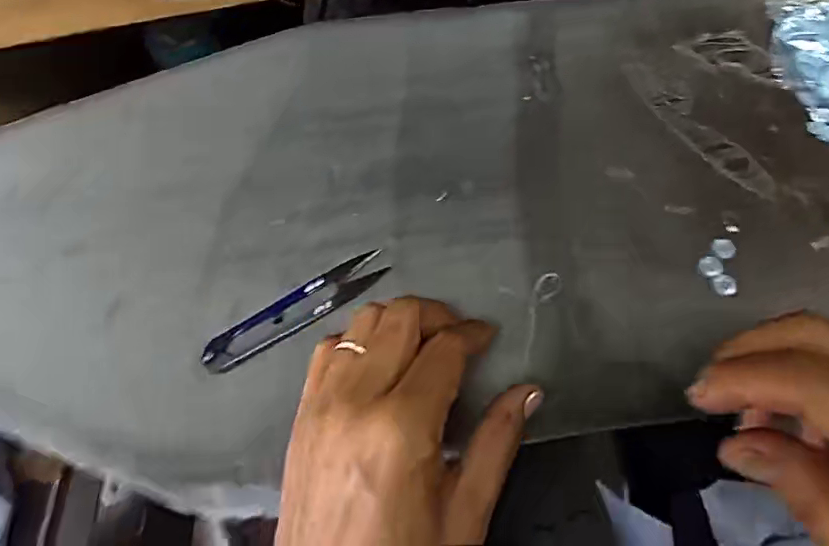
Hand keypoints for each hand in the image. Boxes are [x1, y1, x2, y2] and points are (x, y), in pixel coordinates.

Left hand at [277, 297, 539, 545]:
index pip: (445, 345)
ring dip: (399, 324)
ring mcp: (320, 408)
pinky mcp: (299, 419)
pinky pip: (328, 349)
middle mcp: (355, 403)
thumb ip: (498, 441)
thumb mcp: (464, 513)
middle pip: (401, 316)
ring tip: (422, 351)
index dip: (474, 334)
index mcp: (400, 426)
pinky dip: (359, 343)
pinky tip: (380, 367)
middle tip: (459, 342)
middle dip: (439, 317)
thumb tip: (530, 390)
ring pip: (364, 322)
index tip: (488, 340)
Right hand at [686, 314, 828, 545]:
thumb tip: (738, 442)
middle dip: (758, 351)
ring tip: (751, 419)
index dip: (748, 379)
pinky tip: (804, 425)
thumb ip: (815, 500)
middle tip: (709, 388)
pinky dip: (821, 380)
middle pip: (826, 336)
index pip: (818, 380)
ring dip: (787, 364)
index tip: (696, 393)